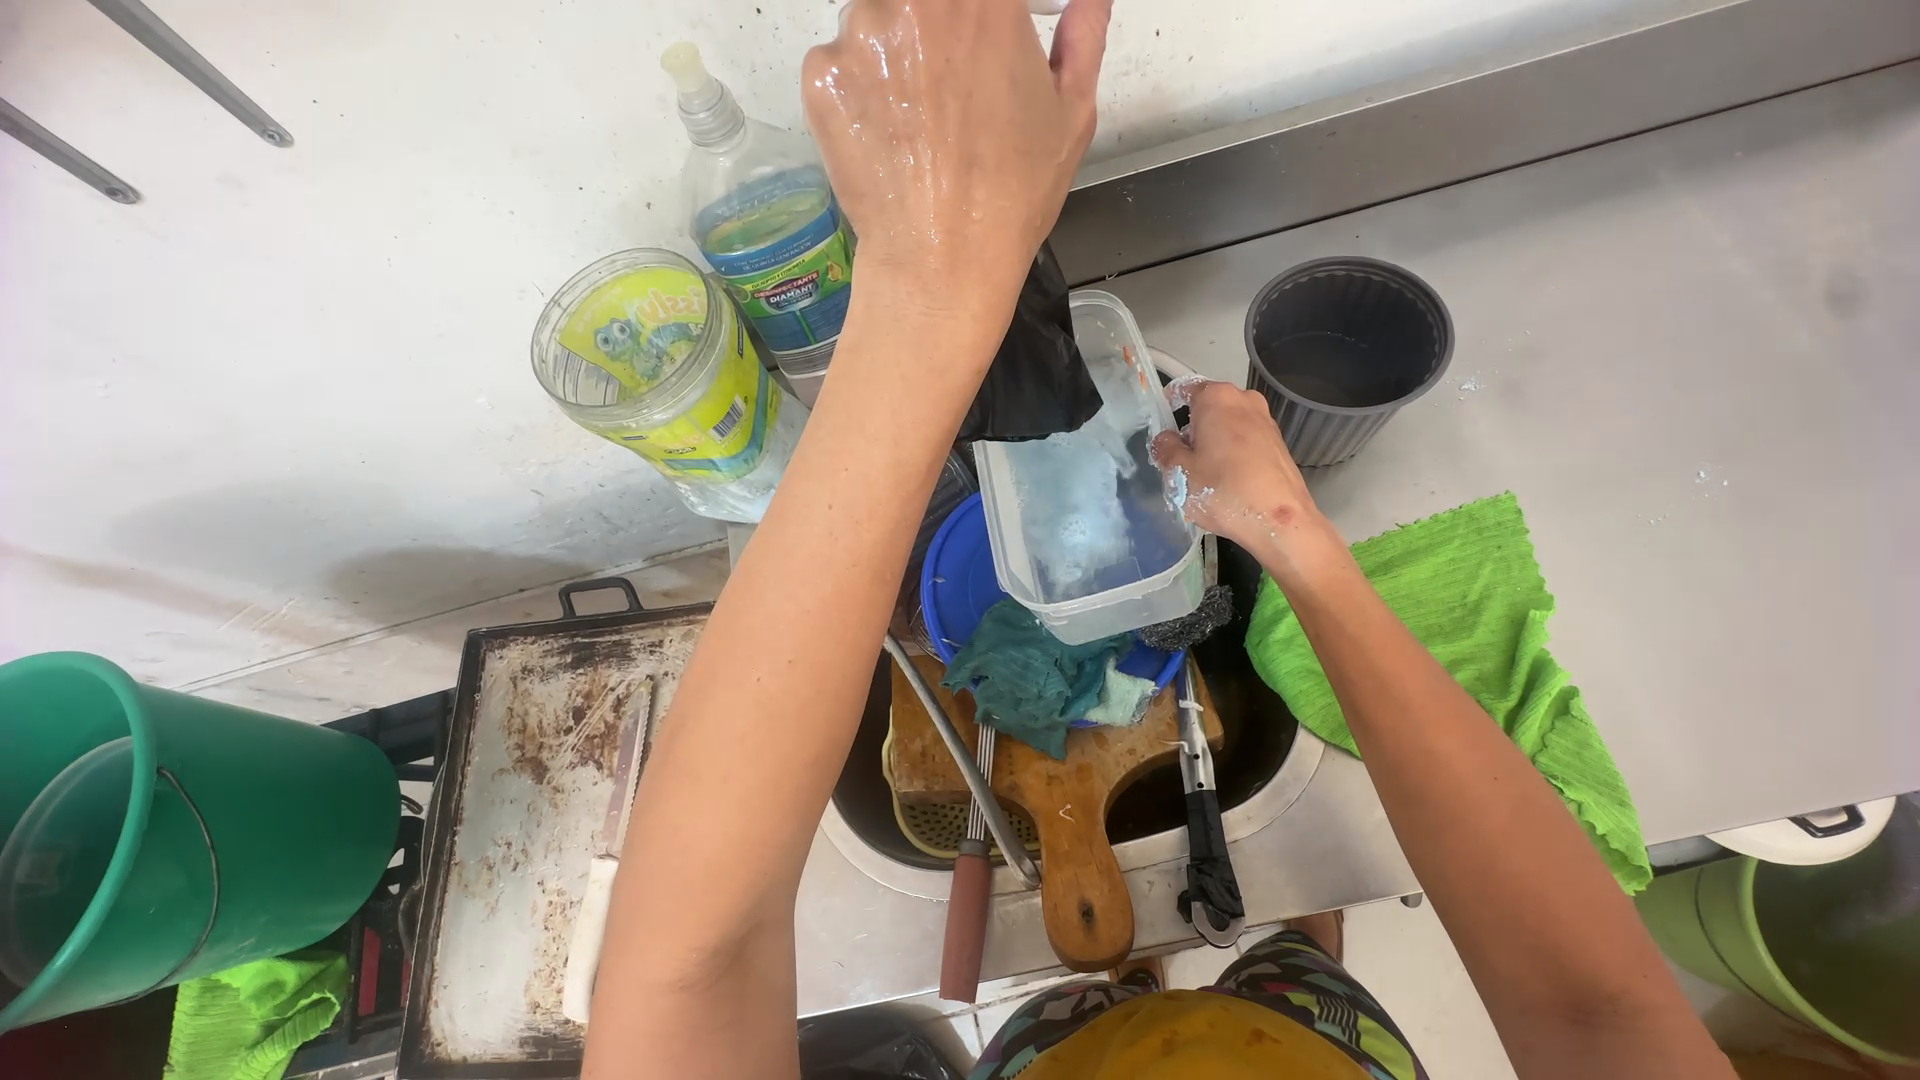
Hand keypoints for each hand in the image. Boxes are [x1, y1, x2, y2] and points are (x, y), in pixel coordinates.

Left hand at [801, 0, 1111, 295]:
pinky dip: (857, 87)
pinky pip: (838, 59)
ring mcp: (860, 33)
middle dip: (933, 25)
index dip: (981, 16)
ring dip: (892, 50)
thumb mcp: (1072, 114)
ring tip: (915, 117)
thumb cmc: (1014, 196)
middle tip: (946, 81)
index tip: (984, 40)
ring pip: (874, 16)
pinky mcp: (822, 76)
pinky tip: (884, 134)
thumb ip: (1083, 35)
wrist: (942, 262)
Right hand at [1151, 380, 1345, 575]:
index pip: (1184, 388)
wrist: (1279, 521)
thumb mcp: (1178, 472)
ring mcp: (1266, 421)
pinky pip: (1246, 440)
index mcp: (1216, 398)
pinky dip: (1233, 453)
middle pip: (1208, 407)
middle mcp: (1244, 401)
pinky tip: (1228, 481)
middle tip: (1179, 458)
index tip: (1161, 426)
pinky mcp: (1278, 444)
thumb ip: (1165, 448)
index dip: (1168, 405)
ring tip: (1203, 473)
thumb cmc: (1223, 490)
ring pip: (1228, 424)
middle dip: (1192, 428)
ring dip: (1214, 441)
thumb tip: (1166, 439)